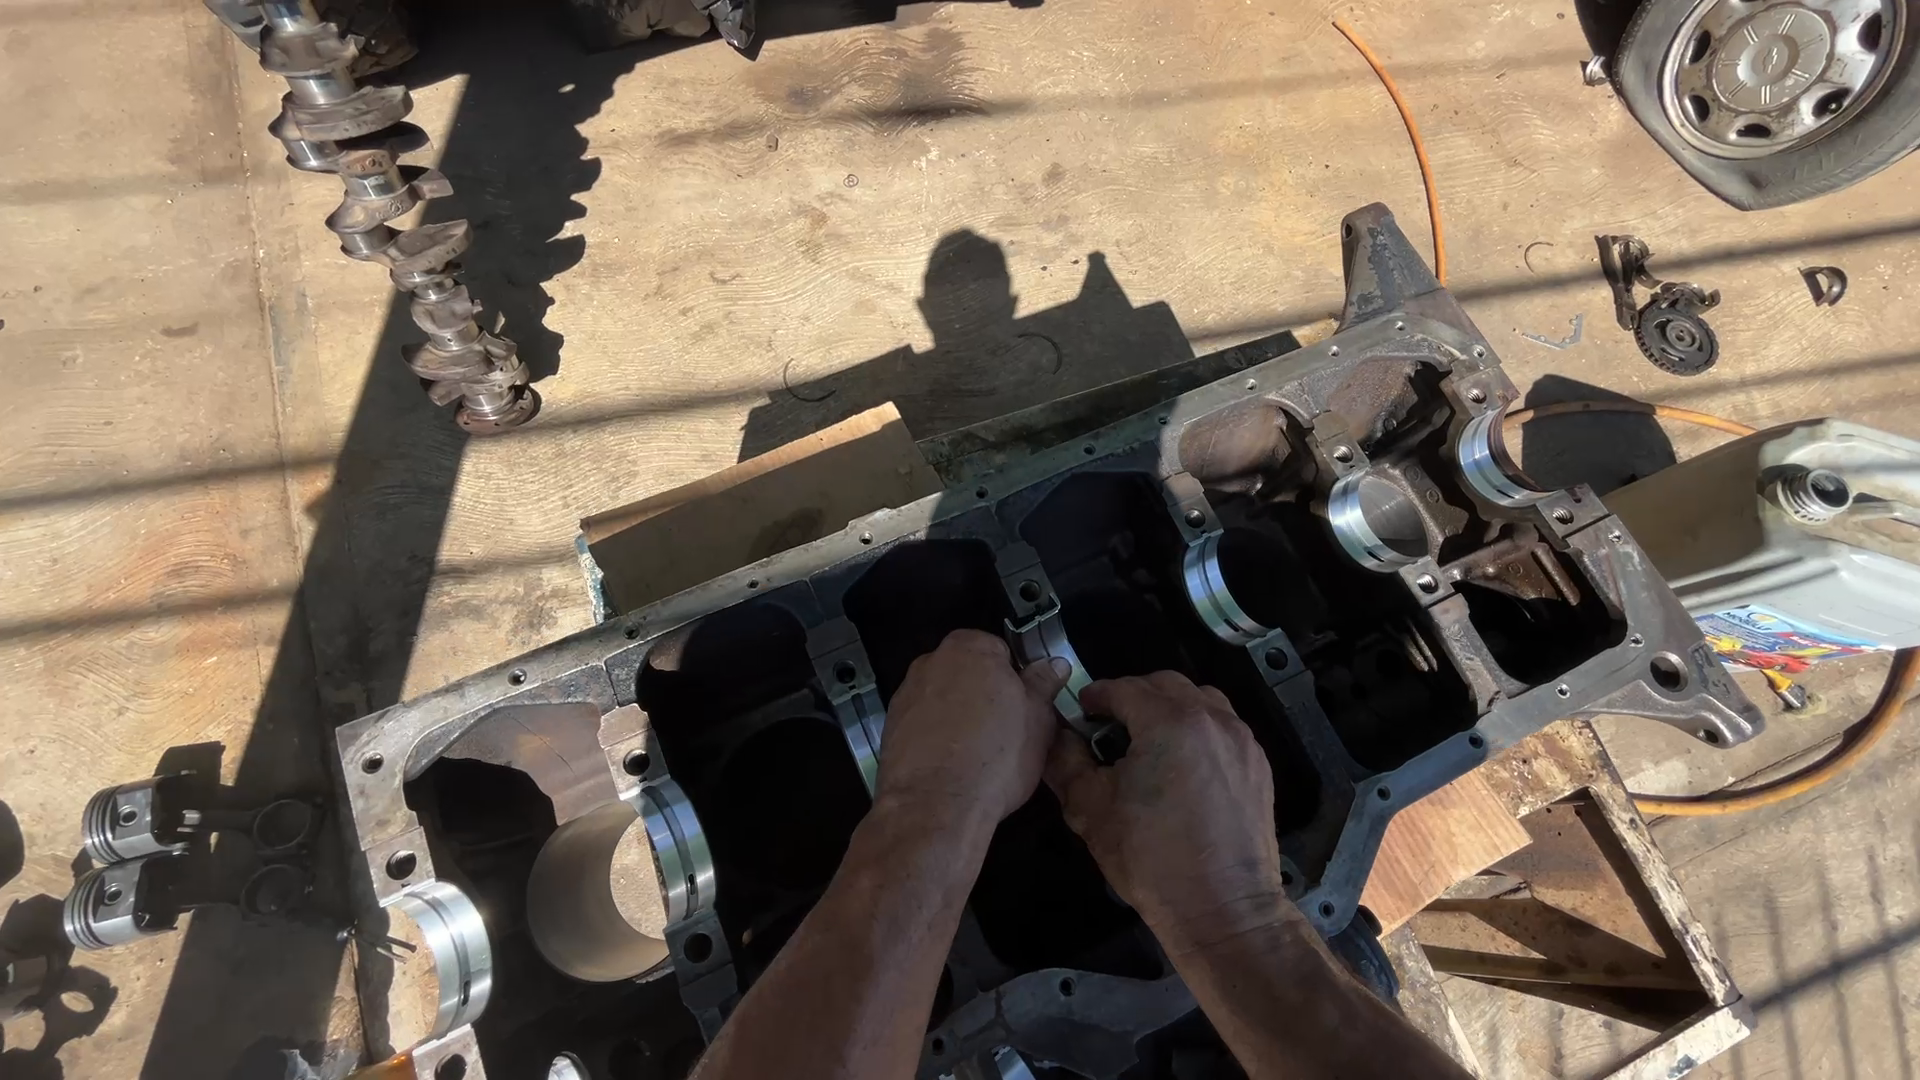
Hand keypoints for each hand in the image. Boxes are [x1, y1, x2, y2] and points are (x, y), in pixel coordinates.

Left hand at [876, 629, 1071, 832]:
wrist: (934, 805)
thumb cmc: (997, 755)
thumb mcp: (1038, 720)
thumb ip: (1044, 684)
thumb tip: (1054, 663)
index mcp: (970, 647)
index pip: (999, 650)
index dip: (1014, 679)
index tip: (1021, 707)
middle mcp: (932, 660)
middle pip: (967, 671)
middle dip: (983, 694)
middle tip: (1003, 731)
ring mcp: (906, 692)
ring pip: (943, 697)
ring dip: (956, 715)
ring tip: (975, 753)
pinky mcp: (890, 725)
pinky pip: (922, 722)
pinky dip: (934, 735)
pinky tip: (949, 764)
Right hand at [1045, 672, 1291, 953]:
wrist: (1222, 910)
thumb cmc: (1152, 860)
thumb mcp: (1090, 809)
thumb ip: (1067, 761)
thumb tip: (1059, 736)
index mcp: (1168, 723)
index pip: (1123, 688)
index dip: (1097, 696)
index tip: (1083, 711)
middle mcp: (1210, 720)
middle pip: (1163, 684)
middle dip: (1133, 696)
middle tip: (1111, 724)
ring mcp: (1240, 741)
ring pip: (1199, 698)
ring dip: (1169, 706)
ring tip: (1150, 738)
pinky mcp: (1257, 765)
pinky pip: (1223, 726)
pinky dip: (1198, 728)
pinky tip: (1182, 761)